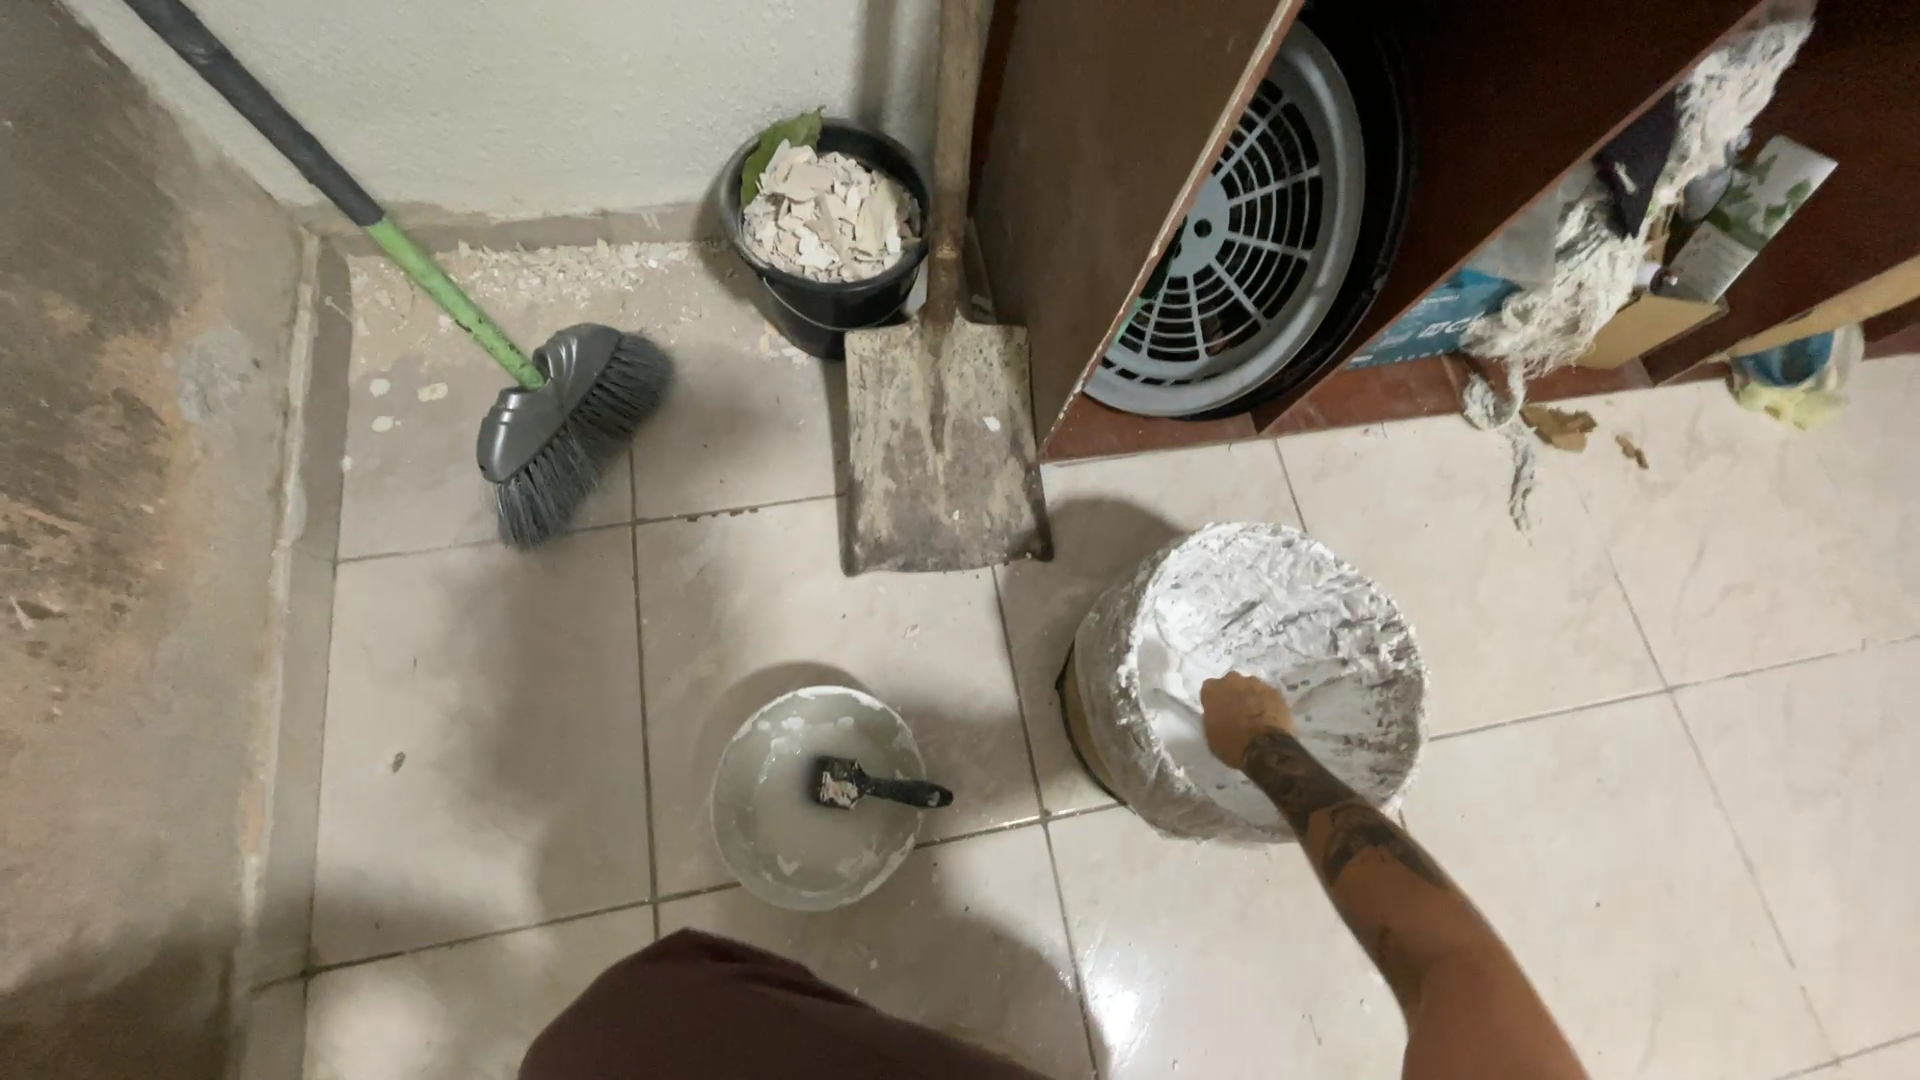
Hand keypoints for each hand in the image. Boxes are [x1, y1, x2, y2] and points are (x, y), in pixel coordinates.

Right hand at [1200, 672, 1295, 769]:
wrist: (1265, 749)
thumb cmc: (1232, 744)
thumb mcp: (1210, 733)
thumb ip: (1211, 717)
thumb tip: (1216, 714)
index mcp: (1212, 689)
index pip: (1209, 689)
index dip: (1214, 700)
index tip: (1218, 711)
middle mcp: (1232, 680)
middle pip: (1231, 682)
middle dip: (1233, 693)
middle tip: (1237, 710)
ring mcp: (1256, 684)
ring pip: (1250, 686)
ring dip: (1251, 696)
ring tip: (1255, 713)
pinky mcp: (1275, 691)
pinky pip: (1267, 694)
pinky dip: (1267, 702)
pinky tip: (1269, 715)